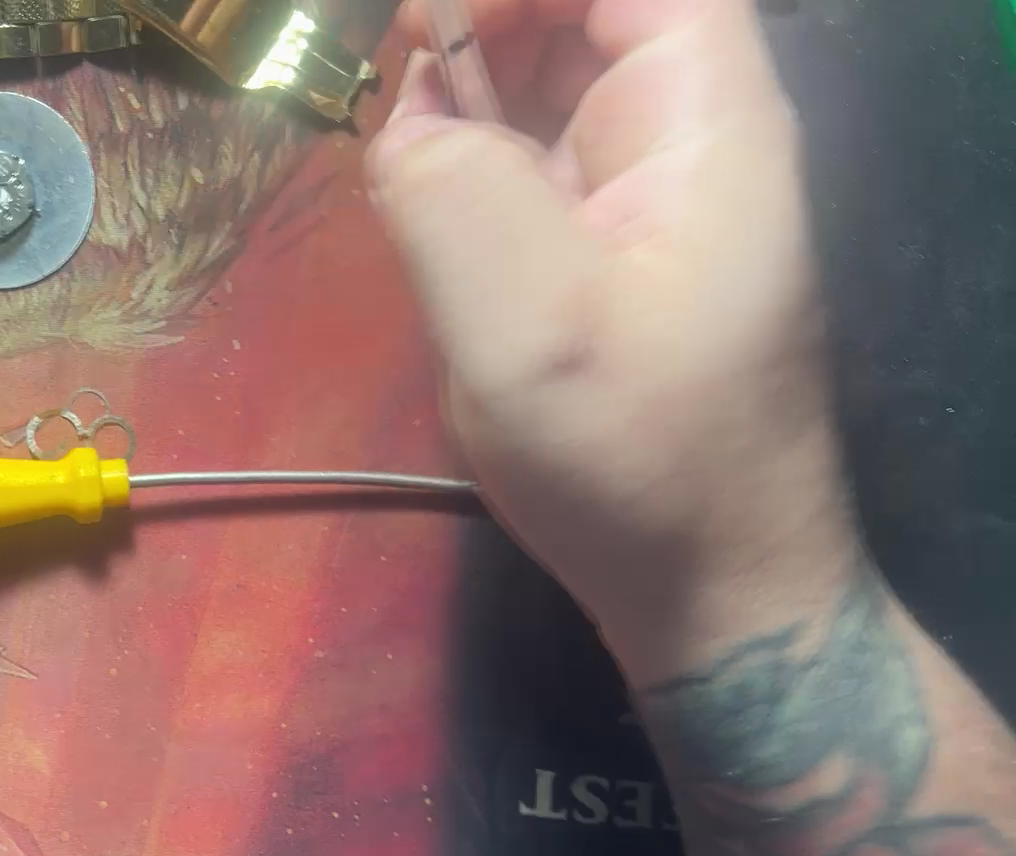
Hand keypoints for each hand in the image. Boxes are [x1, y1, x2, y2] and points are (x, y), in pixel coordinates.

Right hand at [367, 0, 859, 676]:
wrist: (692, 567)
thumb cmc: (632, 453)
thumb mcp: (530, 329)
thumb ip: (455, 203)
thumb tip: (396, 124)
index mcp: (697, 119)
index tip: (417, 25)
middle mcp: (668, 141)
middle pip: (576, 20)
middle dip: (477, 30)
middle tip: (390, 78)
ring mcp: (621, 207)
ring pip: (535, 98)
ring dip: (458, 97)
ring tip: (393, 138)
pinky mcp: (579, 263)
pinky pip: (511, 177)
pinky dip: (455, 166)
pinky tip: (417, 194)